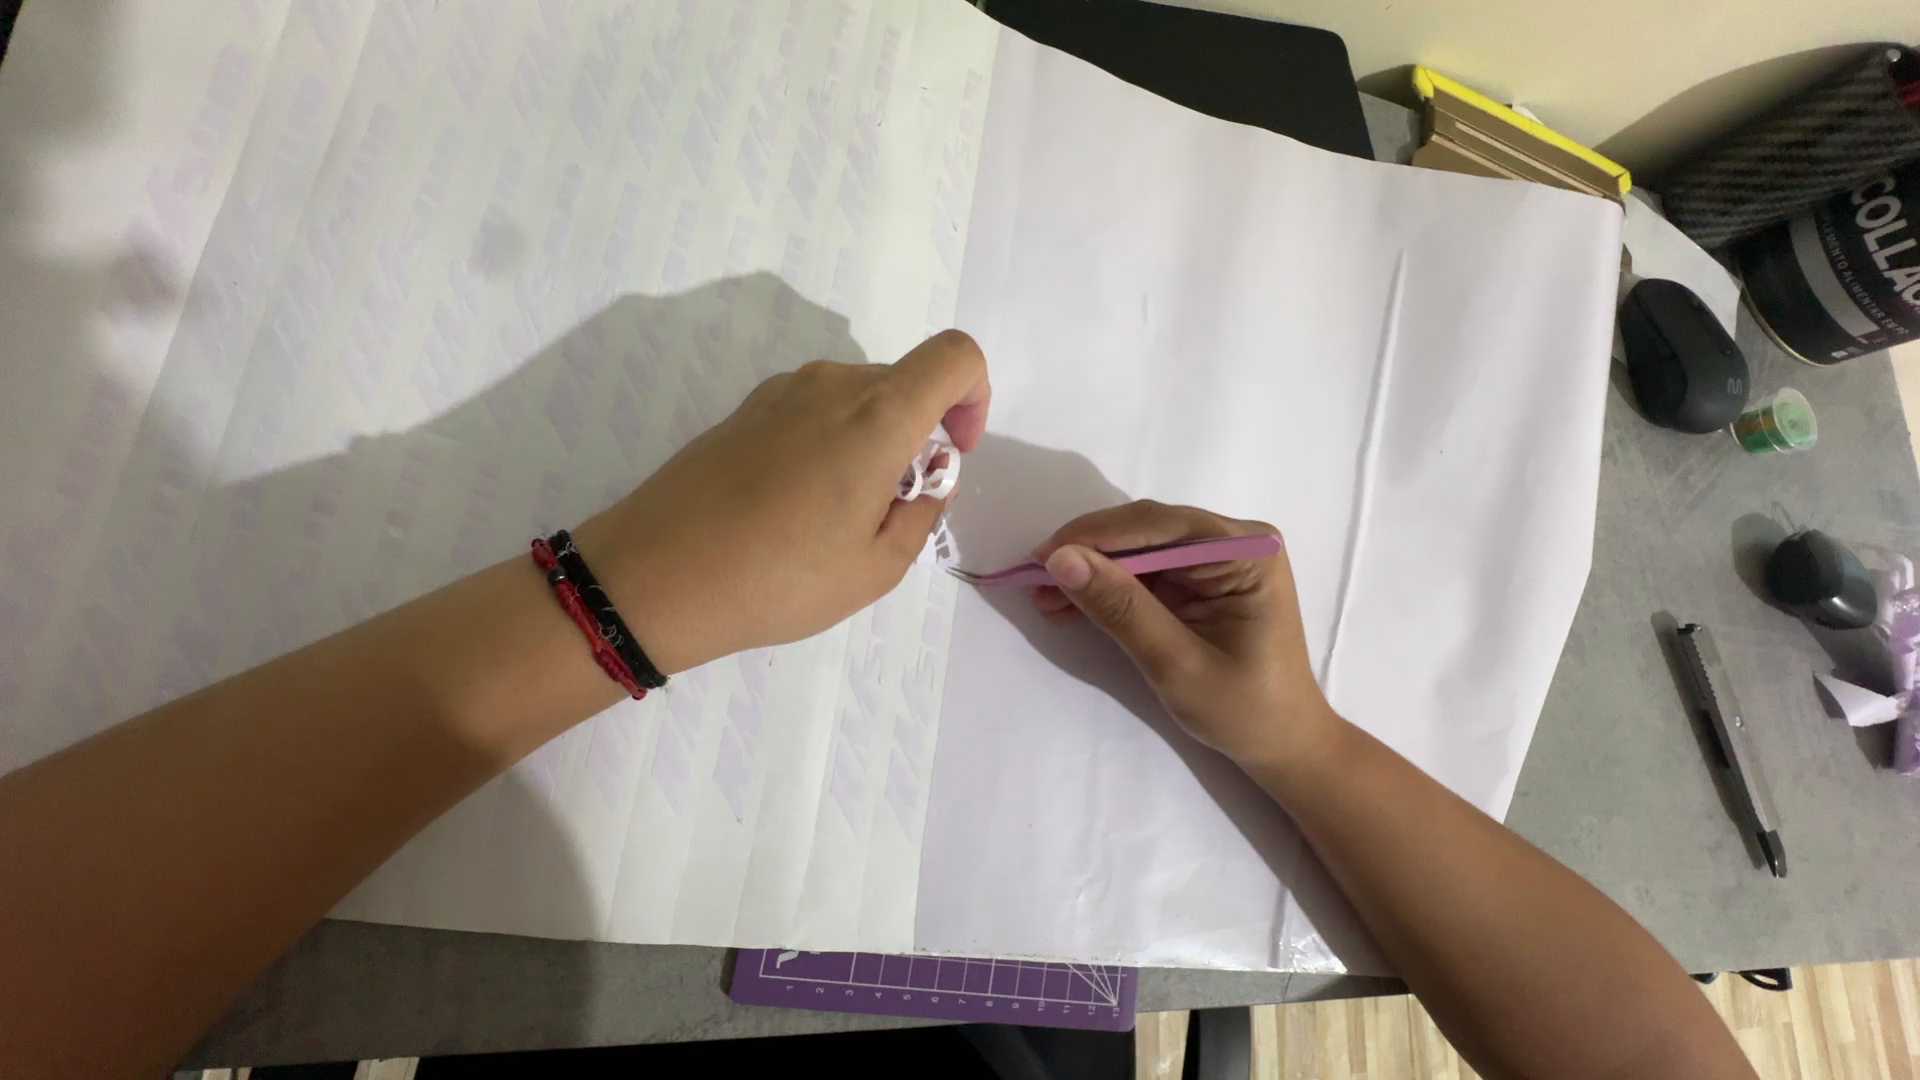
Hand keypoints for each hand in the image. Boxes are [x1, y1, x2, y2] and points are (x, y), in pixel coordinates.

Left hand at [575, 330, 988, 673]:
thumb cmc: (778, 578)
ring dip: (875, 444)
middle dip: (920, 439)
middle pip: (907, 384)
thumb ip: (924, 512)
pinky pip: (817, 410)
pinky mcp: (746, 410)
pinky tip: (797, 506)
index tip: (952, 454)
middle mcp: (831, 385)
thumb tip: (929, 477)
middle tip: (890, 512)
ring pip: (860, 400)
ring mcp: (782, 392)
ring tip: (838, 517)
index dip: (974, 398)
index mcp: (876, 416)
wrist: (653, 577)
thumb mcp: (877, 568)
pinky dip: (834, 443)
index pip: (956, 356)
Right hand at [1031, 501, 1337, 769]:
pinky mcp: (1199, 578)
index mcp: (1246, 552)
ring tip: (1045, 597)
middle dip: (1089, 553)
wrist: (1280, 743)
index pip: (1160, 525)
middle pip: (1146, 530)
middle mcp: (1234, 541)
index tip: (1043, 556)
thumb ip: (1121, 609)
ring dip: (1091, 570)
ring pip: (1137, 548)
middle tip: (1035, 578)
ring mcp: (1216, 558)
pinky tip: (1070, 603)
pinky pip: (1143, 571)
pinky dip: (1106, 586)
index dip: (1096, 535)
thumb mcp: (1176, 663)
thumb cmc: (1242, 711)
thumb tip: (1061, 560)